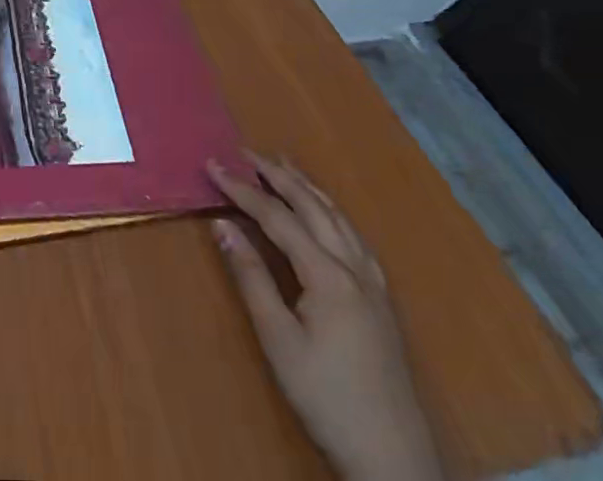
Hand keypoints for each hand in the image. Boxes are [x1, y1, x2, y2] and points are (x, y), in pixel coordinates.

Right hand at [208, 153, 443, 480]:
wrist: (391, 454)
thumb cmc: (324, 393)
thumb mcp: (277, 336)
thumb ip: (250, 275)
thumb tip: (222, 225)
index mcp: (328, 275)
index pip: (278, 218)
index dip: (242, 189)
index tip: (211, 164)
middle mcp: (355, 269)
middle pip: (315, 208)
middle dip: (279, 176)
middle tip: (246, 152)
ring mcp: (374, 285)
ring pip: (340, 220)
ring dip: (309, 189)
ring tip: (284, 166)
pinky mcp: (381, 301)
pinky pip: (354, 238)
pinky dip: (332, 214)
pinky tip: (326, 216)